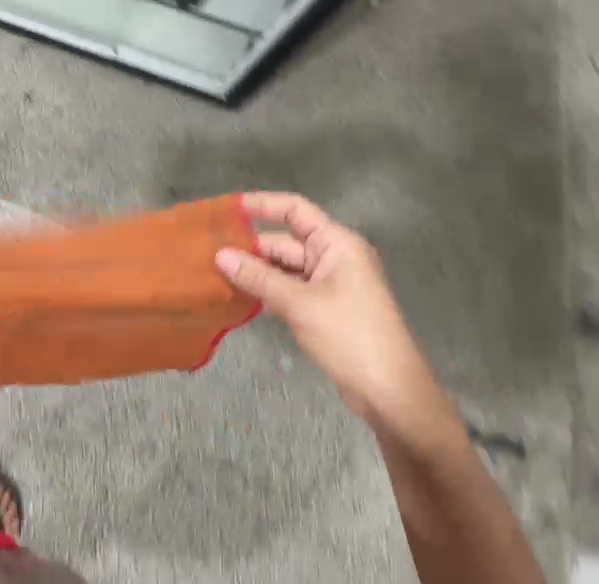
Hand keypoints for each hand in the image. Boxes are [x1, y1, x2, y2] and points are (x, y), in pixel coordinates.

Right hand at [214, 193, 440, 429]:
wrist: (390, 393)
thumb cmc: (350, 336)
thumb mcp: (300, 304)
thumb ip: (258, 277)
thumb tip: (220, 255)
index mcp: (337, 244)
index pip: (295, 209)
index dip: (262, 204)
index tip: (227, 209)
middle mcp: (334, 257)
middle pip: (285, 241)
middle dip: (250, 246)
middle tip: (208, 252)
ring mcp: (330, 284)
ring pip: (285, 268)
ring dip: (255, 271)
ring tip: (214, 273)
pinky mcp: (325, 308)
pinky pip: (290, 289)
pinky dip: (267, 290)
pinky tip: (239, 297)